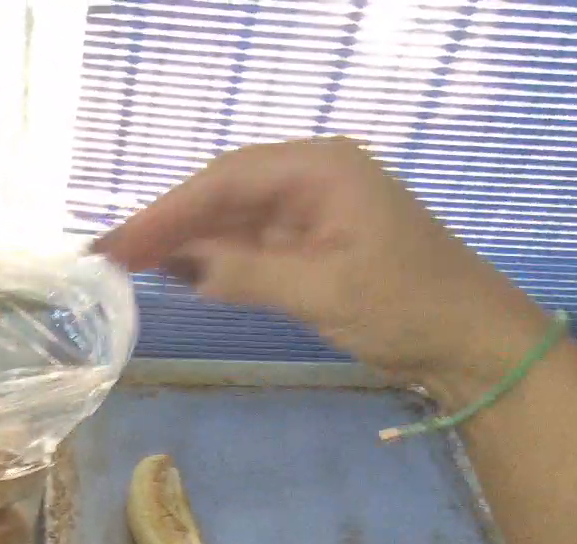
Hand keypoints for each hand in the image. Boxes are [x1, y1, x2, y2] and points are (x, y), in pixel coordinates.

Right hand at [92, 137, 553, 405]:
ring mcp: (309, 214)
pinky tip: (177, 273)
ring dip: (183, 242)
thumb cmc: (406, 306)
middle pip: (221, 195)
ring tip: (128, 266)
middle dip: (166, 225)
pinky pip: (248, 247)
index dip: (166, 212)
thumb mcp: (322, 288)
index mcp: (320, 170)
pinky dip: (212, 261)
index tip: (118, 244)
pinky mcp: (308, 248)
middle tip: (109, 257)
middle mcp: (310, 180)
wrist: (467, 340)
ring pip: (230, 221)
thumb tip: (179, 264)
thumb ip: (246, 271)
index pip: (225, 181)